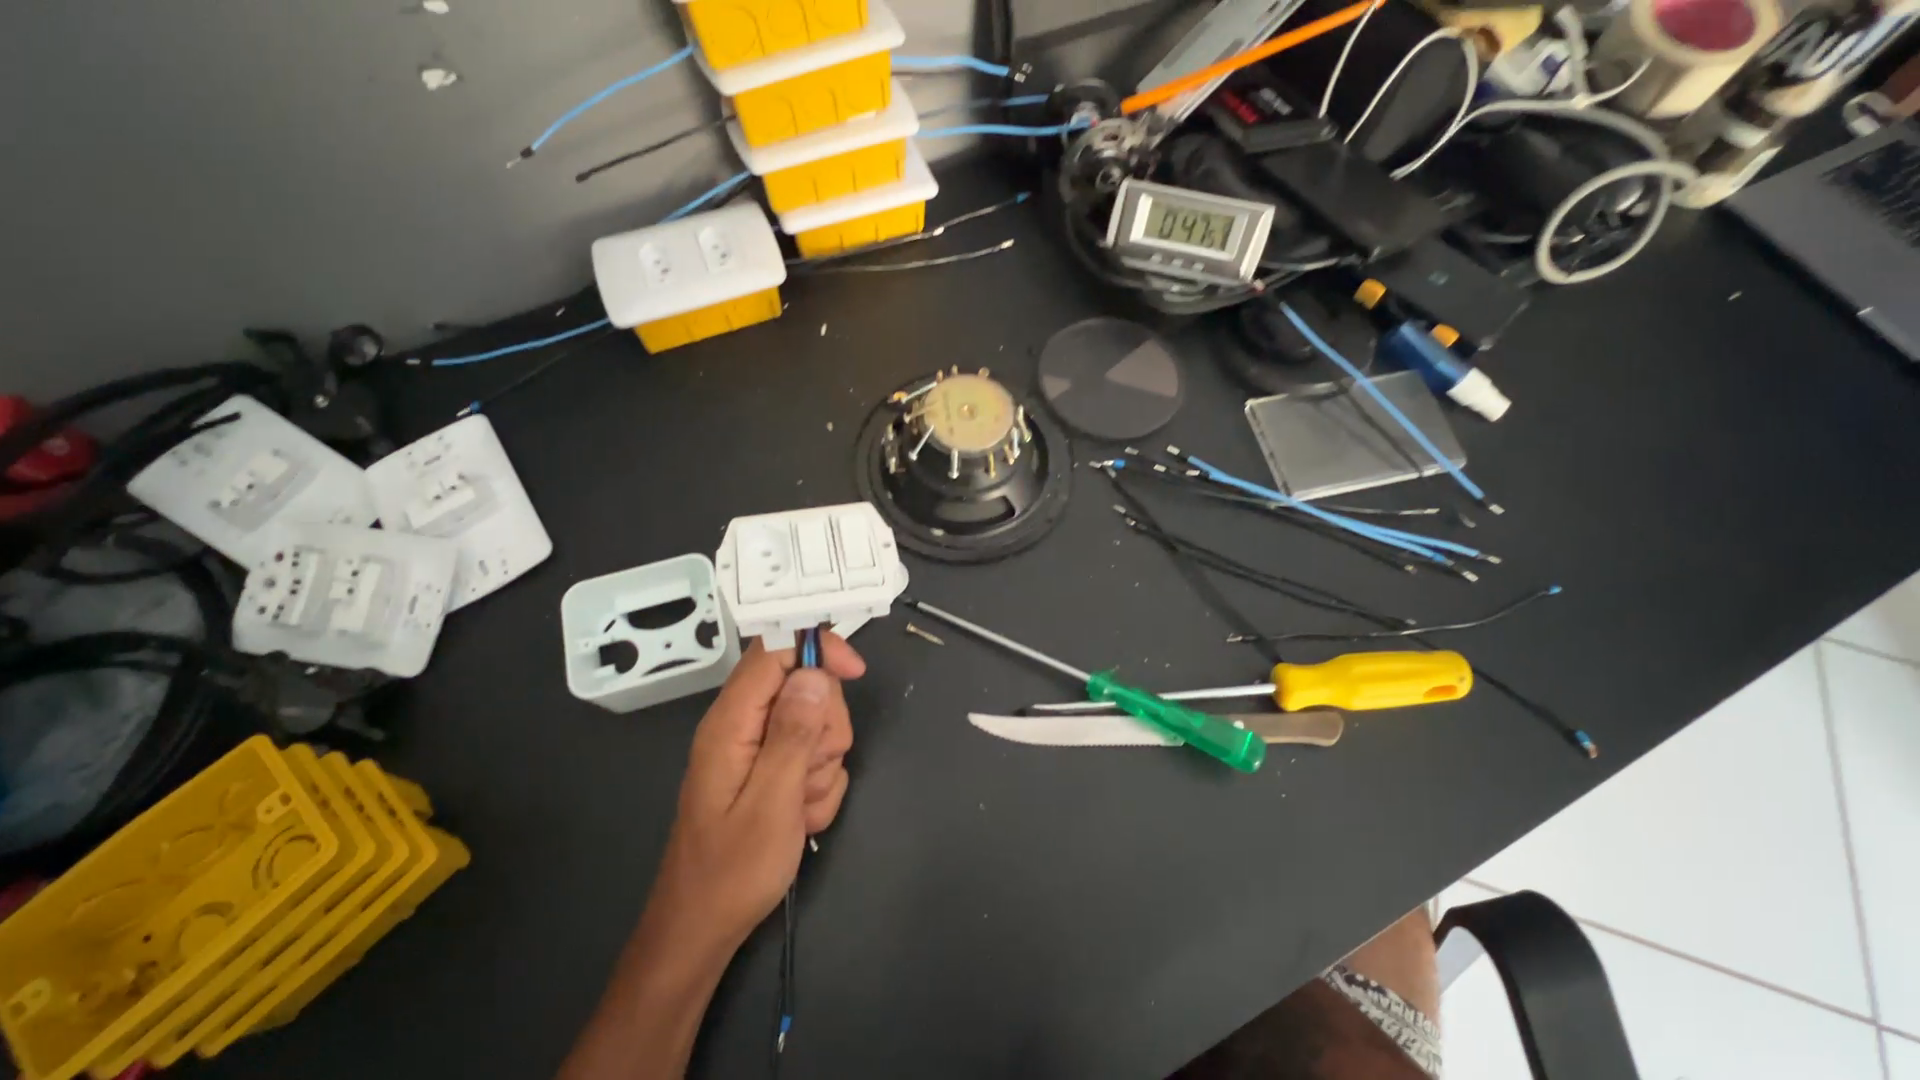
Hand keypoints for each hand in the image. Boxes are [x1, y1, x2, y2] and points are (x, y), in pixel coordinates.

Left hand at [647, 633, 863, 951]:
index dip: (817, 648)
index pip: (774, 651)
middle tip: (808, 775)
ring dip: (821, 766)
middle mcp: (743, 726)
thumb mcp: (771, 801)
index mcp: (732, 722)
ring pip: (817, 726)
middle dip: (824, 727)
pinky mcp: (770, 773)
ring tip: (799, 808)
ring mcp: (757, 751)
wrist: (703, 926)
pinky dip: (817, 787)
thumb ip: (793, 733)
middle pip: (806, 688)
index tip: (855, 672)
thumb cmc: (732, 870)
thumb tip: (813, 673)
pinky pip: (813, 759)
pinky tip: (800, 818)